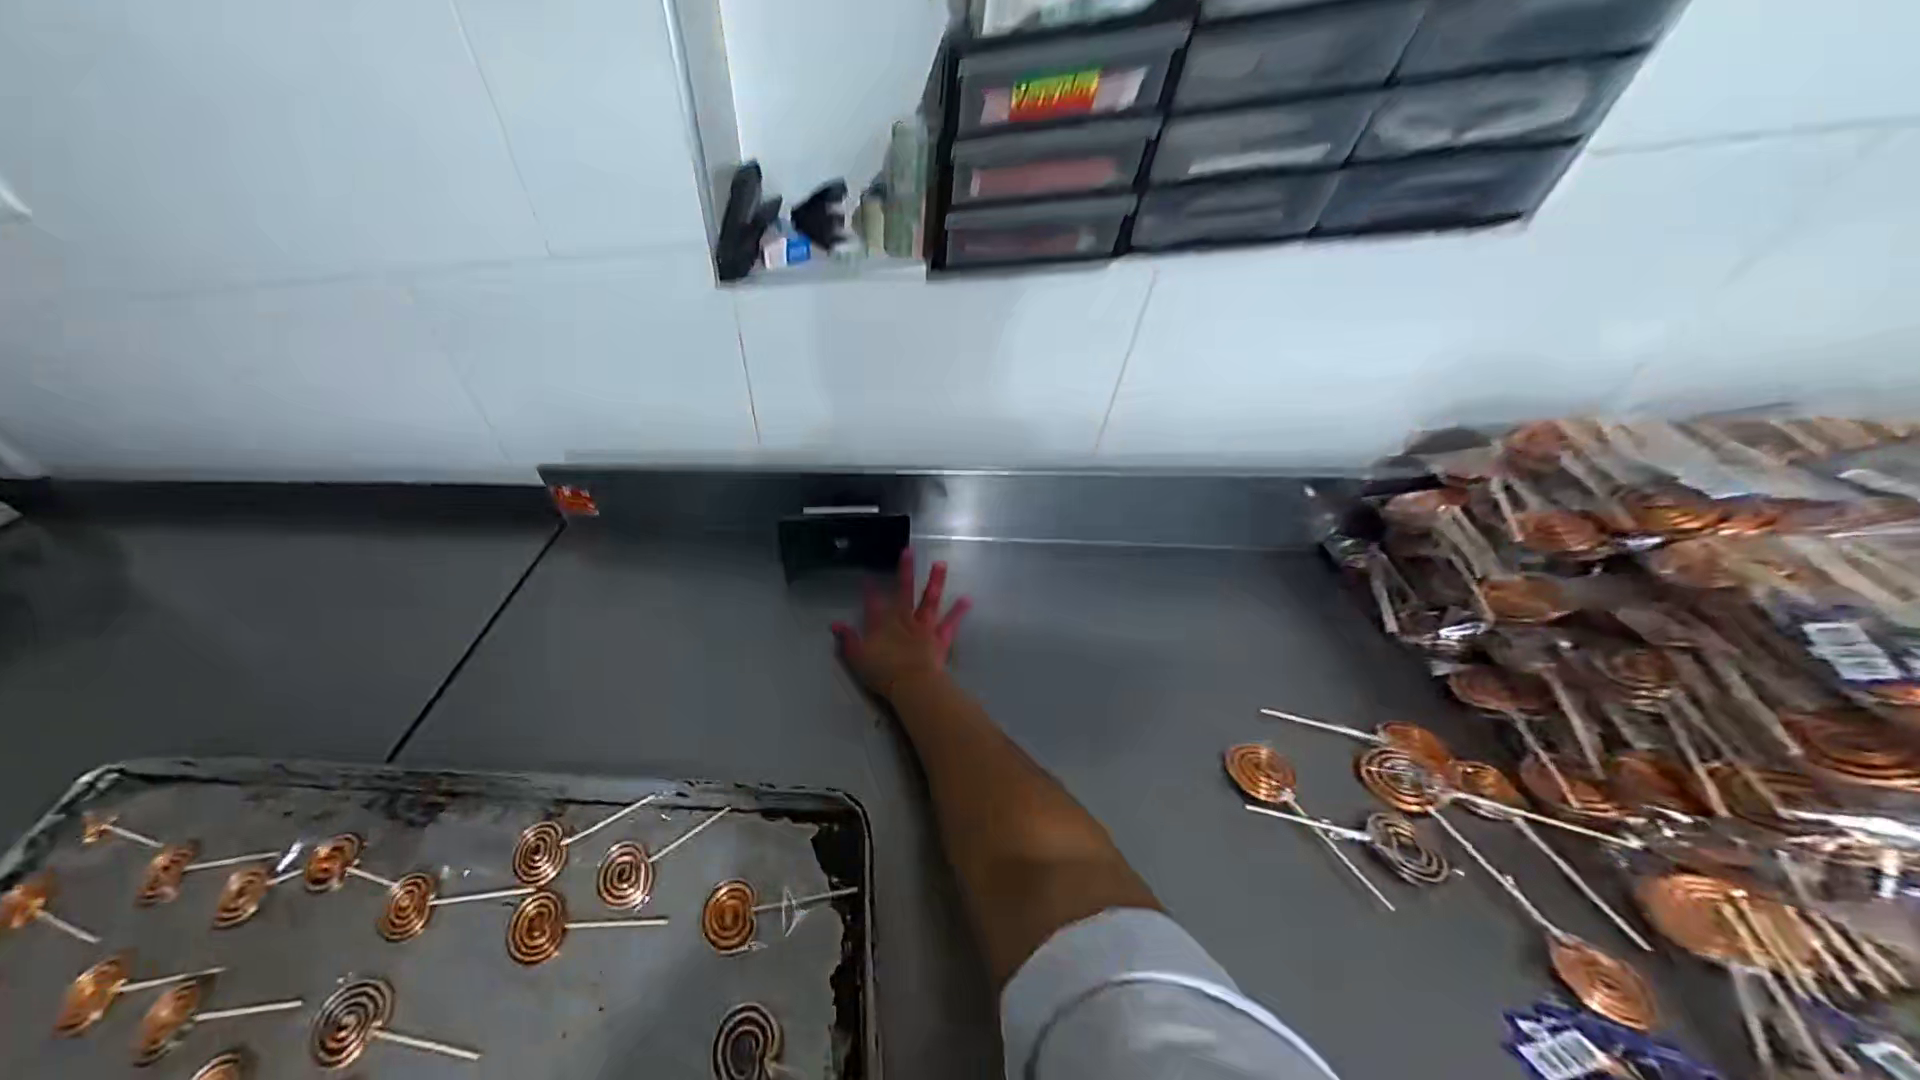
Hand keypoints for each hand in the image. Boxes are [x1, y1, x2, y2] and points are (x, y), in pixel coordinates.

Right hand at [832, 550, 970, 700]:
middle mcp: (904, 619)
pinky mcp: (940, 637)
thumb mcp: (857, 658)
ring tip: (941, 564)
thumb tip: (835, 625)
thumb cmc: (883, 673)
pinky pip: (950, 623)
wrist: (912, 685)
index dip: (870, 589)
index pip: (873, 603)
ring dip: (935, 581)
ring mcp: (924, 626)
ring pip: (930, 599)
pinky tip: (967, 599)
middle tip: (909, 551)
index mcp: (882, 624)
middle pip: (905, 591)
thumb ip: (848, 640)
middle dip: (906, 571)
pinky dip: (958, 611)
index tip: (867, 575)